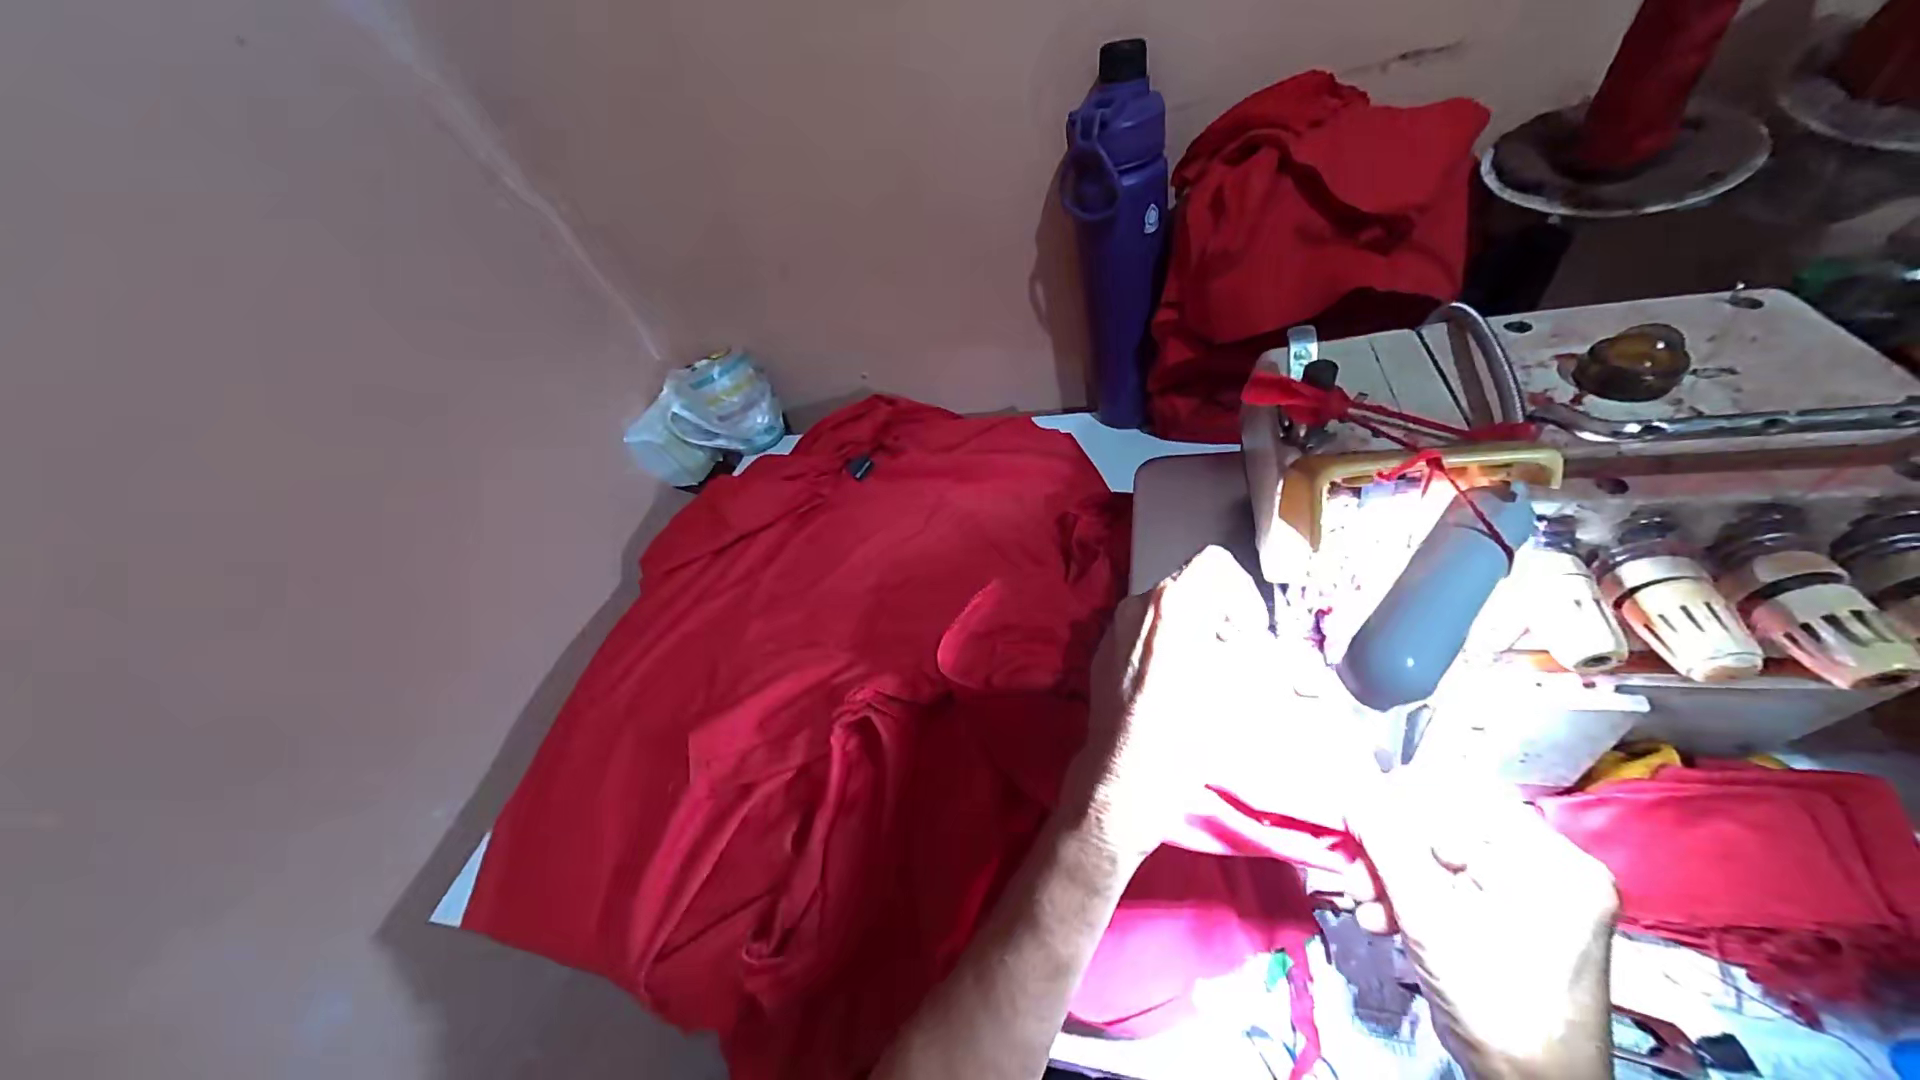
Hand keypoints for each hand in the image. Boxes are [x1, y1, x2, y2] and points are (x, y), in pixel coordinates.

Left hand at [1061, 546, 1274, 864]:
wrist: (1127, 777)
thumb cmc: (1192, 735)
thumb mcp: (1248, 689)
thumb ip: (1269, 654)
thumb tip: (1283, 655)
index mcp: (1173, 602)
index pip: (1215, 563)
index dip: (1241, 592)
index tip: (1249, 630)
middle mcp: (1136, 603)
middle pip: (1189, 586)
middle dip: (1218, 613)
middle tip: (1233, 654)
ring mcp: (1113, 625)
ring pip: (1164, 610)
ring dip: (1191, 628)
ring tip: (1203, 672)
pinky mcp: (1100, 650)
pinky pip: (1140, 632)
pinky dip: (1163, 644)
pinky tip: (1171, 684)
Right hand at [1352, 772, 1619, 1077]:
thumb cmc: (1494, 1006)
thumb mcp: (1429, 918)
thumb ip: (1385, 843)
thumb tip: (1352, 789)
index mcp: (1552, 862)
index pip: (1465, 794)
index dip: (1404, 800)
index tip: (1360, 820)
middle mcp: (1550, 868)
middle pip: (1447, 825)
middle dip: (1390, 848)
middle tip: (1356, 870)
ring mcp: (1532, 894)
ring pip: (1439, 855)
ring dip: (1391, 874)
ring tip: (1364, 902)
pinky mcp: (1510, 916)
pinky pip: (1448, 884)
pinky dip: (1411, 896)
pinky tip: (1384, 918)